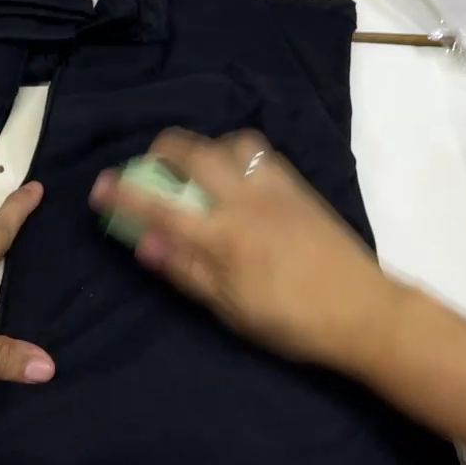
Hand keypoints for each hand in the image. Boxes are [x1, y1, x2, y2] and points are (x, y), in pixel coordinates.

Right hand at [90, 129, 404, 373]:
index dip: (125, 195)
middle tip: (148, 162)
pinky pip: (260, 154)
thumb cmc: (292, 321)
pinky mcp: (299, 186)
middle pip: (194, 154)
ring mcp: (276, 188)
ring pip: (231, 143)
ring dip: (204, 147)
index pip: (161, 208)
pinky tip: (236, 173)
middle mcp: (246, 200)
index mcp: (224, 237)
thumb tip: (143, 244)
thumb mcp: (230, 309)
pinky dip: (236, 153)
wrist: (365, 312)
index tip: (100, 186)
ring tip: (196, 167)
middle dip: (162, 149)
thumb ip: (185, 271)